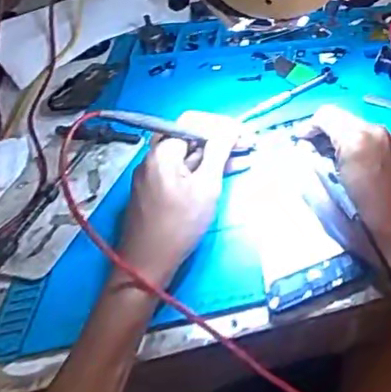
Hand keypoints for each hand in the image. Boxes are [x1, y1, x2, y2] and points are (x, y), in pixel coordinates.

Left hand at [115, 112, 236, 285]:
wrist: (144, 269)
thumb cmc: (178, 226)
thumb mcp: (206, 187)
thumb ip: (218, 152)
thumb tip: (229, 128)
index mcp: (163, 151)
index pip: (194, 122)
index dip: (221, 125)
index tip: (243, 135)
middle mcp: (154, 157)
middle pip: (191, 137)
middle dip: (220, 139)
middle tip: (246, 145)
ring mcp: (153, 174)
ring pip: (188, 154)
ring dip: (214, 155)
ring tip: (243, 157)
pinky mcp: (155, 190)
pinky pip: (182, 170)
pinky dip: (202, 169)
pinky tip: (224, 173)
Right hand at [304, 105, 390, 251]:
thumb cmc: (361, 211)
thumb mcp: (331, 182)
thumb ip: (318, 156)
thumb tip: (307, 145)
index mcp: (356, 138)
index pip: (325, 115)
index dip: (309, 126)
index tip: (300, 139)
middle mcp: (373, 128)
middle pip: (339, 115)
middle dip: (323, 129)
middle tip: (311, 147)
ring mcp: (386, 134)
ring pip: (353, 122)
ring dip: (338, 133)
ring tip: (329, 153)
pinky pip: (367, 131)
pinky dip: (354, 138)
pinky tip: (349, 156)